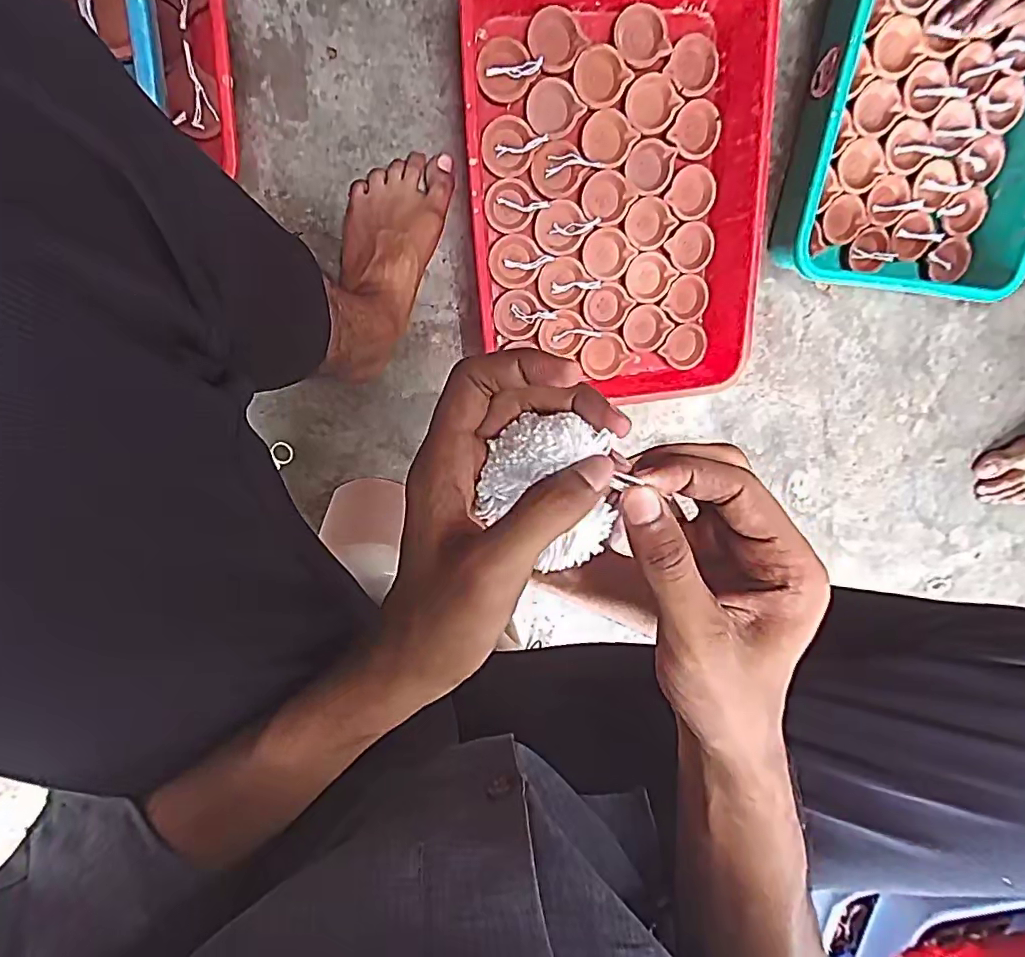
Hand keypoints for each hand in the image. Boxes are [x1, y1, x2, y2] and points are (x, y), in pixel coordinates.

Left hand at [373, 351, 631, 702]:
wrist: (416, 659)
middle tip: (608, 421)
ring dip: (564, 423)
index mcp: (443, 462)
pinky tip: (589, 472)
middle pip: (506, 398)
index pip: (474, 381)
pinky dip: (560, 456)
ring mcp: (472, 481)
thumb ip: (547, 512)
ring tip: (607, 439)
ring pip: (519, 427)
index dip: (521, 365)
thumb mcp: (497, 566)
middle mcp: (455, 462)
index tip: (570, 378)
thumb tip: (597, 467)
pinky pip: (527, 461)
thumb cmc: (438, 621)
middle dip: (559, 396)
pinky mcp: (489, 503)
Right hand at [616, 445, 829, 757]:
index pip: (742, 490)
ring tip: (621, 489)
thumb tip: (641, 501)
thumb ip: (667, 563)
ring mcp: (735, 550)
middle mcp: (766, 549)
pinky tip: (626, 511)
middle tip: (629, 475)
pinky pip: (677, 513)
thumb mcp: (696, 633)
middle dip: (675, 467)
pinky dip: (650, 505)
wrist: (721, 734)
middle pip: (725, 475)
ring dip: (660, 481)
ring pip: (699, 487)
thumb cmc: (729, 700)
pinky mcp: (705, 557)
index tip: (644, 478)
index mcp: (790, 565)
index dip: (690, 474)